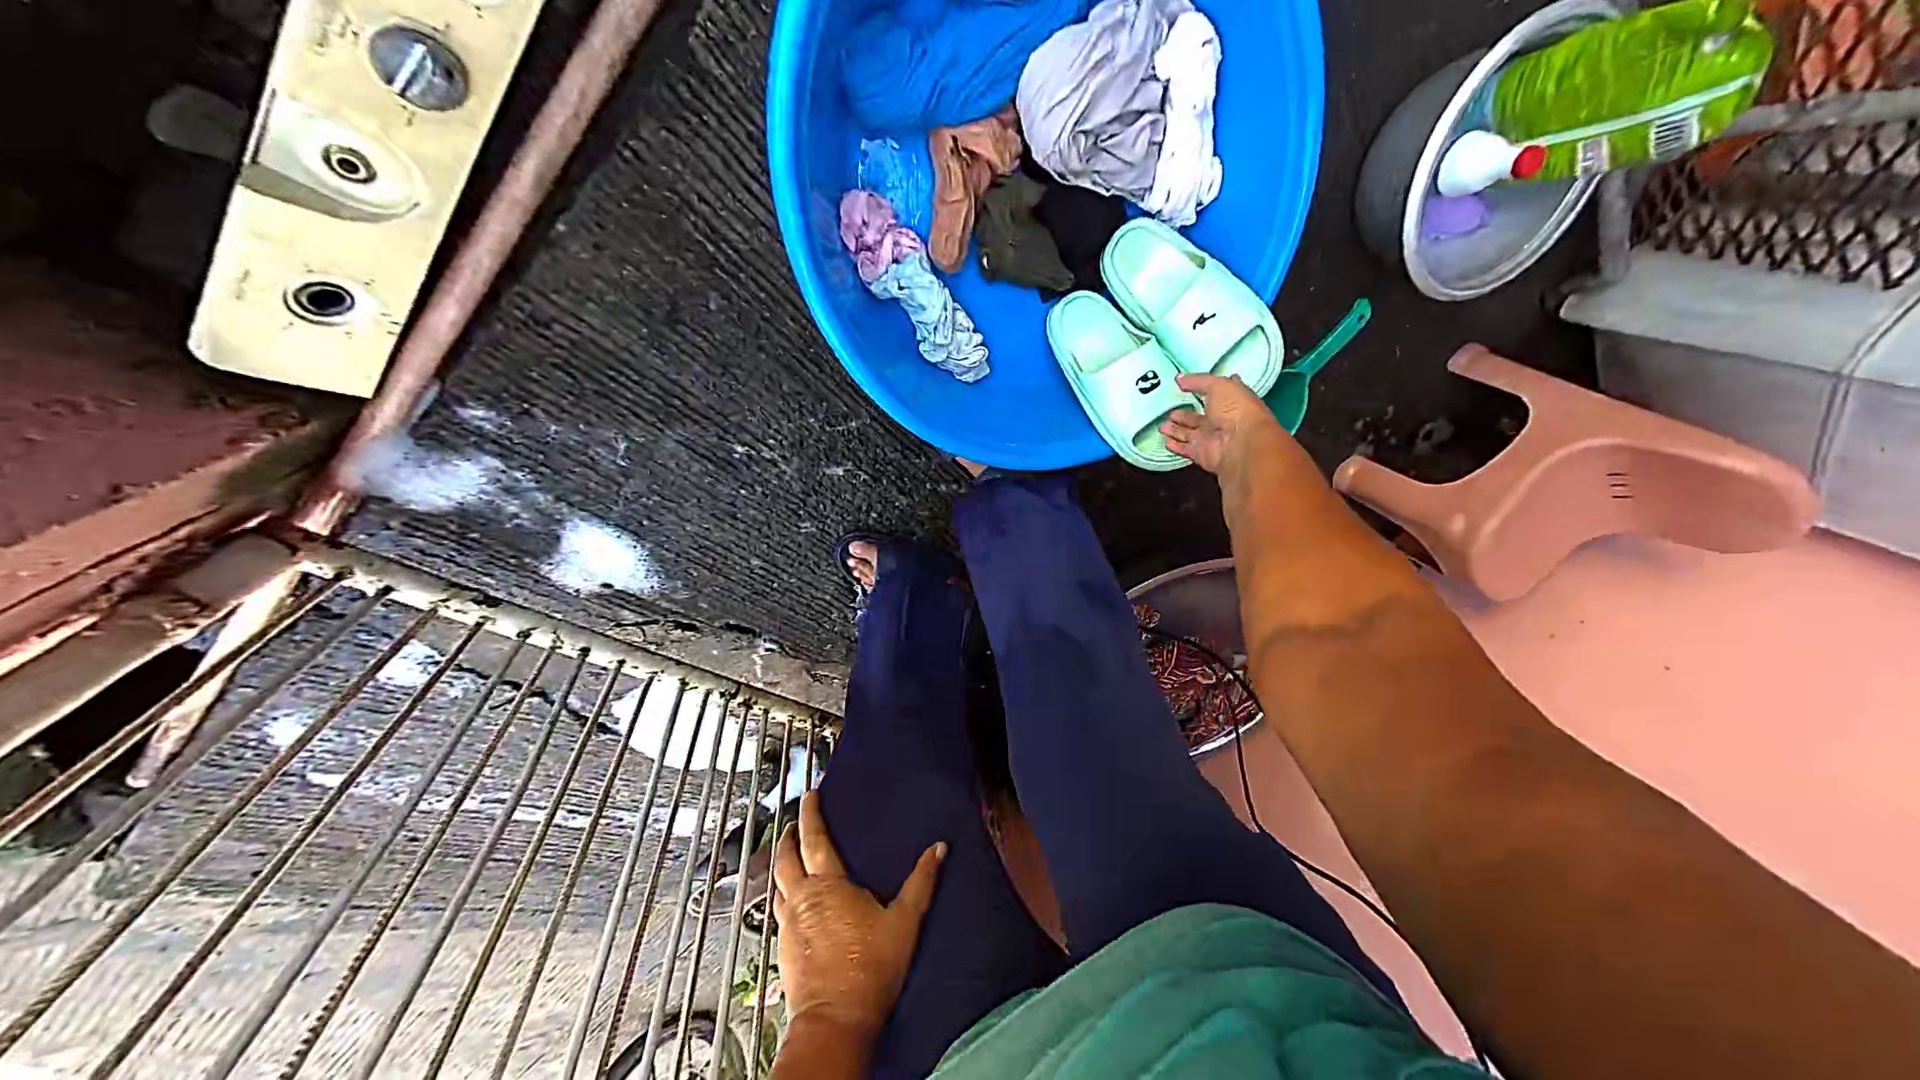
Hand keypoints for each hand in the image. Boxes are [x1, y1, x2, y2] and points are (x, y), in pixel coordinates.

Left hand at [773, 791, 945, 1037]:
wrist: (835, 1020)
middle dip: (788, 836)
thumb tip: (938, 849)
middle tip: (794, 822)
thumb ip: (922, 882)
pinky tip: (793, 901)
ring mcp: (789, 924)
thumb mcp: (905, 922)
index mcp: (828, 886)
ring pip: (778, 883)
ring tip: (790, 856)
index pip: (815, 839)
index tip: (810, 796)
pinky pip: (778, 909)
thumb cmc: (871, 970)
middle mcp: (802, 899)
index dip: (811, 814)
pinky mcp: (784, 947)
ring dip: (782, 864)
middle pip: (786, 857)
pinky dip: (783, 894)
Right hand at [1159, 373, 1288, 478]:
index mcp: (1229, 402)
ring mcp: (1209, 438)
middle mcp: (1220, 421)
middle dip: (1183, 415)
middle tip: (1168, 410)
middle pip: (1197, 418)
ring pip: (1188, 433)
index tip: (1190, 388)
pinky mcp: (1199, 453)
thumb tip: (1178, 378)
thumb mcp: (1218, 385)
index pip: (1216, 395)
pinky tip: (1164, 439)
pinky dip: (1174, 445)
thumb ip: (1197, 381)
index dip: (1205, 390)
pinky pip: (1184, 448)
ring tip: (1161, 424)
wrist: (1240, 443)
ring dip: (1175, 429)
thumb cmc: (1235, 408)